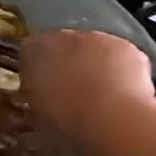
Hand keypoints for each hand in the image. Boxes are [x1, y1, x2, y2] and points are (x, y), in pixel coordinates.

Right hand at [18, 29, 155, 136]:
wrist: (114, 119)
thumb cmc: (66, 118)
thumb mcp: (36, 112)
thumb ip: (34, 95)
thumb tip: (37, 96)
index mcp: (33, 49)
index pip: (29, 50)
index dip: (36, 67)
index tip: (42, 85)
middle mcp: (62, 36)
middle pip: (61, 44)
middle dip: (66, 62)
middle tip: (73, 90)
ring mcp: (96, 38)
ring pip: (92, 47)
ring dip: (93, 63)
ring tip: (102, 93)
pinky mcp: (126, 46)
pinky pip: (119, 55)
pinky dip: (121, 69)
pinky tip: (124, 91)